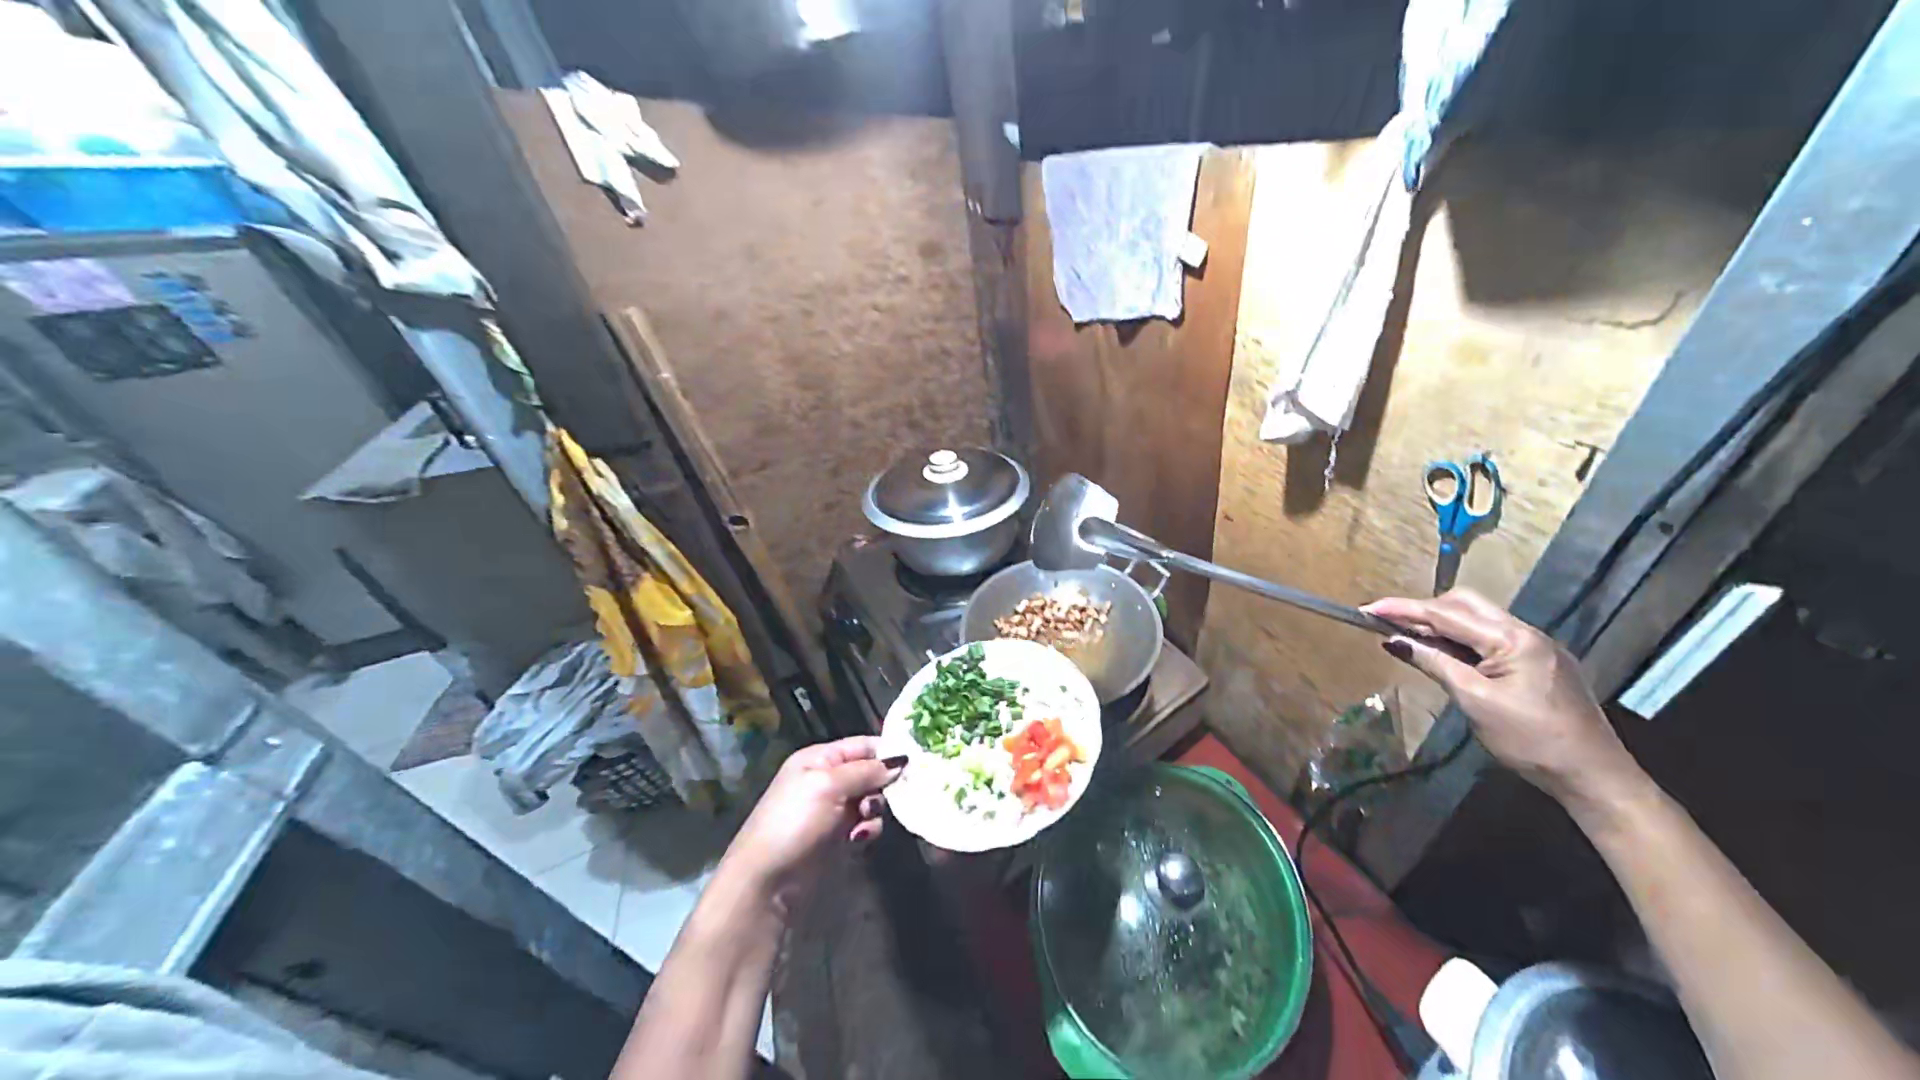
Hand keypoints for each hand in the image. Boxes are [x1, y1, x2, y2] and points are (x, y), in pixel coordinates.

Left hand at [719, 736, 903, 896]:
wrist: (768, 880)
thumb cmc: (795, 821)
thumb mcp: (829, 785)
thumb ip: (866, 770)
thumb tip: (900, 760)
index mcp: (819, 758)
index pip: (862, 745)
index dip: (886, 751)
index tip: (913, 762)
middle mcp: (827, 780)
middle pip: (870, 772)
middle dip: (883, 784)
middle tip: (888, 796)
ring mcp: (832, 810)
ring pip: (871, 800)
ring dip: (874, 810)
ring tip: (862, 824)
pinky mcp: (838, 837)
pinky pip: (865, 825)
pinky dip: (867, 830)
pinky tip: (858, 840)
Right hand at [1362, 589, 1643, 805]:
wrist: (1594, 776)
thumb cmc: (1530, 740)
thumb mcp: (1474, 700)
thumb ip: (1434, 663)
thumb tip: (1394, 641)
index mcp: (1513, 639)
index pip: (1447, 613)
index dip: (1404, 609)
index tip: (1368, 608)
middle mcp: (1527, 633)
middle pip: (1465, 604)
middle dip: (1423, 610)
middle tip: (1388, 624)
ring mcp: (1536, 647)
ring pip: (1478, 620)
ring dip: (1441, 625)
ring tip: (1408, 638)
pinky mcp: (1538, 663)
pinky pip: (1491, 639)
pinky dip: (1461, 640)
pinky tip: (1444, 654)